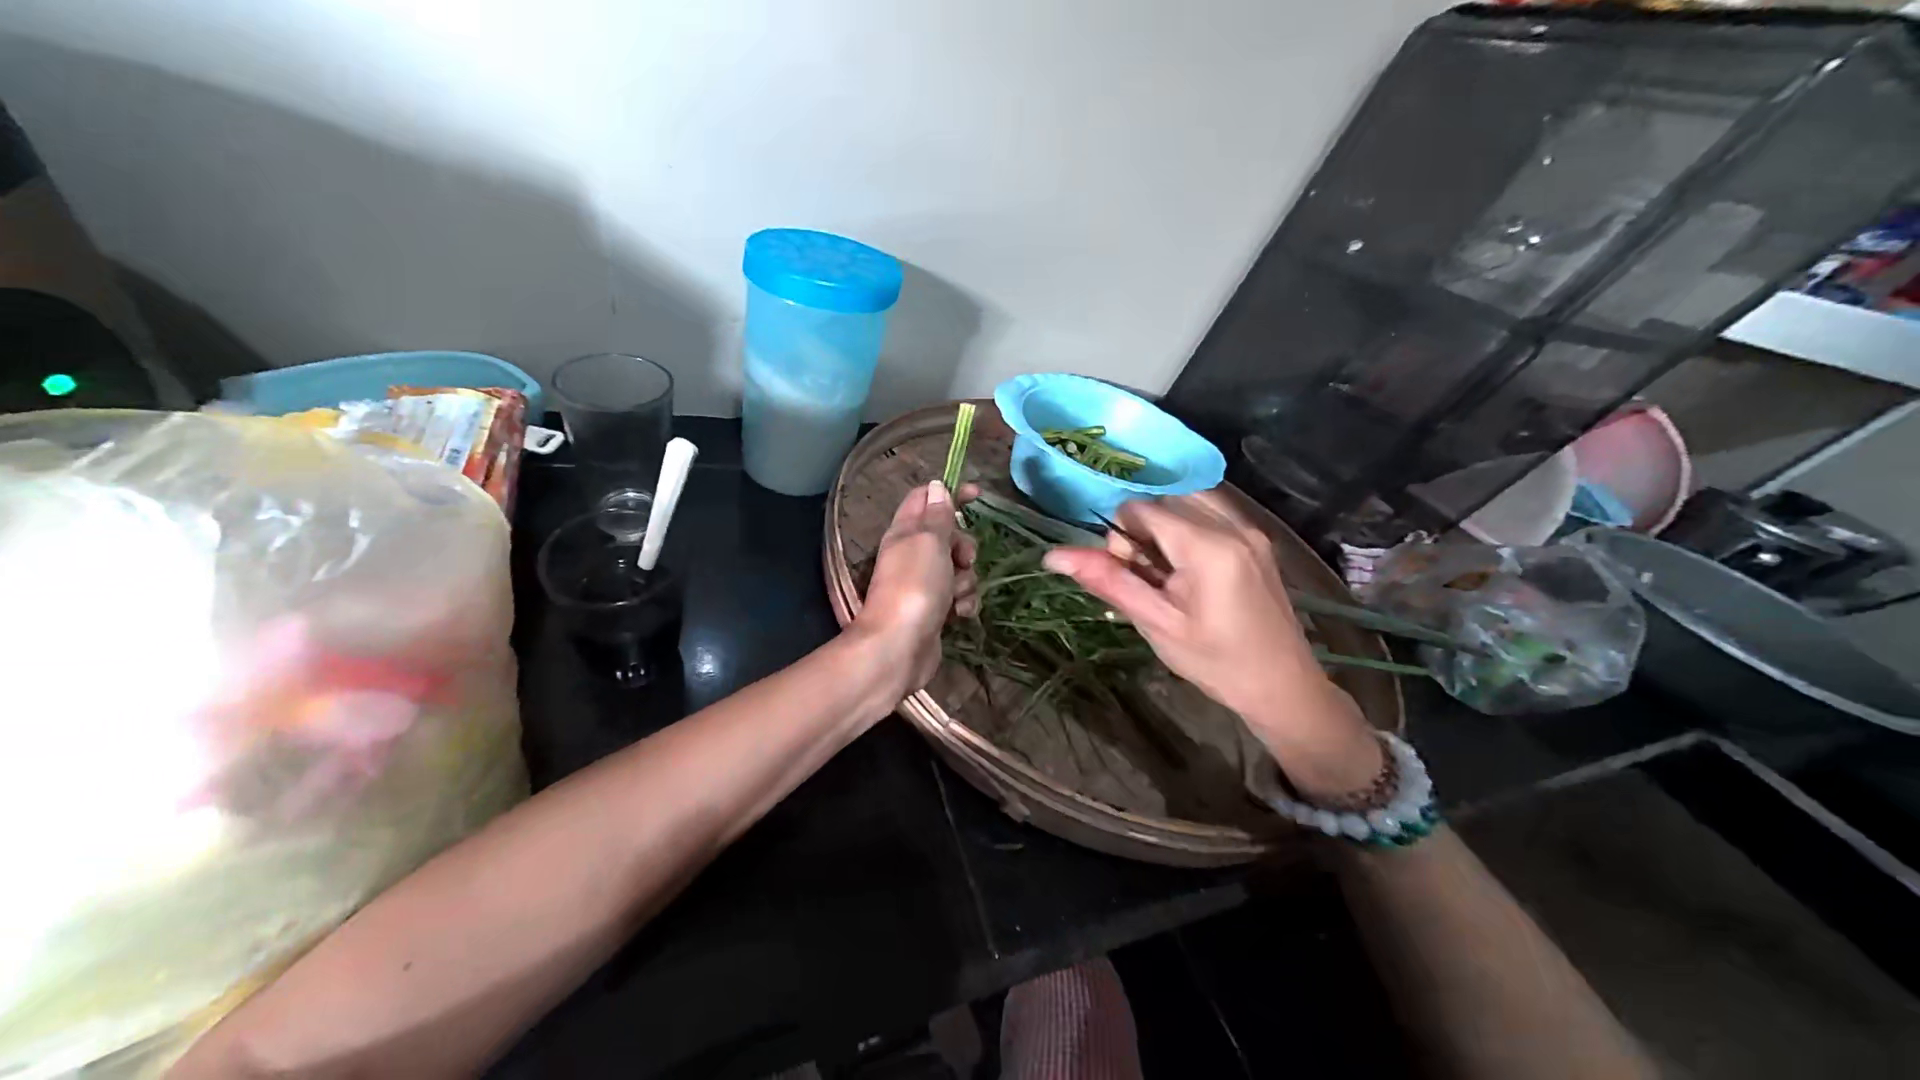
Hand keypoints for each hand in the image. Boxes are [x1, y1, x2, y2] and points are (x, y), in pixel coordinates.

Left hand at [850, 480, 978, 698]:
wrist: (899, 647)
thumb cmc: (915, 586)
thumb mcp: (929, 542)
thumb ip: (937, 515)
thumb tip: (937, 486)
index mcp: (905, 531)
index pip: (926, 498)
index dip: (950, 493)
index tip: (977, 495)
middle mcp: (912, 554)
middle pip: (948, 536)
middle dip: (964, 546)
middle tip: (964, 559)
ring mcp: (924, 583)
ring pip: (959, 568)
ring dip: (966, 579)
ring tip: (956, 594)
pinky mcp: (936, 609)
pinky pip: (960, 596)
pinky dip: (964, 602)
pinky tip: (960, 614)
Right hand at [1042, 490, 1381, 799]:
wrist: (1281, 684)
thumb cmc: (1214, 661)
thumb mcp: (1155, 624)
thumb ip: (1108, 581)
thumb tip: (1053, 555)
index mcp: (1208, 547)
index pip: (1141, 509)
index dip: (1122, 538)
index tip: (1131, 575)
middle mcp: (1233, 525)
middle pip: (1163, 498)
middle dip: (1144, 529)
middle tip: (1150, 576)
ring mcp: (1251, 528)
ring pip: (1188, 498)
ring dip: (1166, 524)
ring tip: (1169, 570)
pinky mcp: (1258, 537)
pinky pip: (1212, 509)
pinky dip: (1189, 525)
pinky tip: (1191, 566)